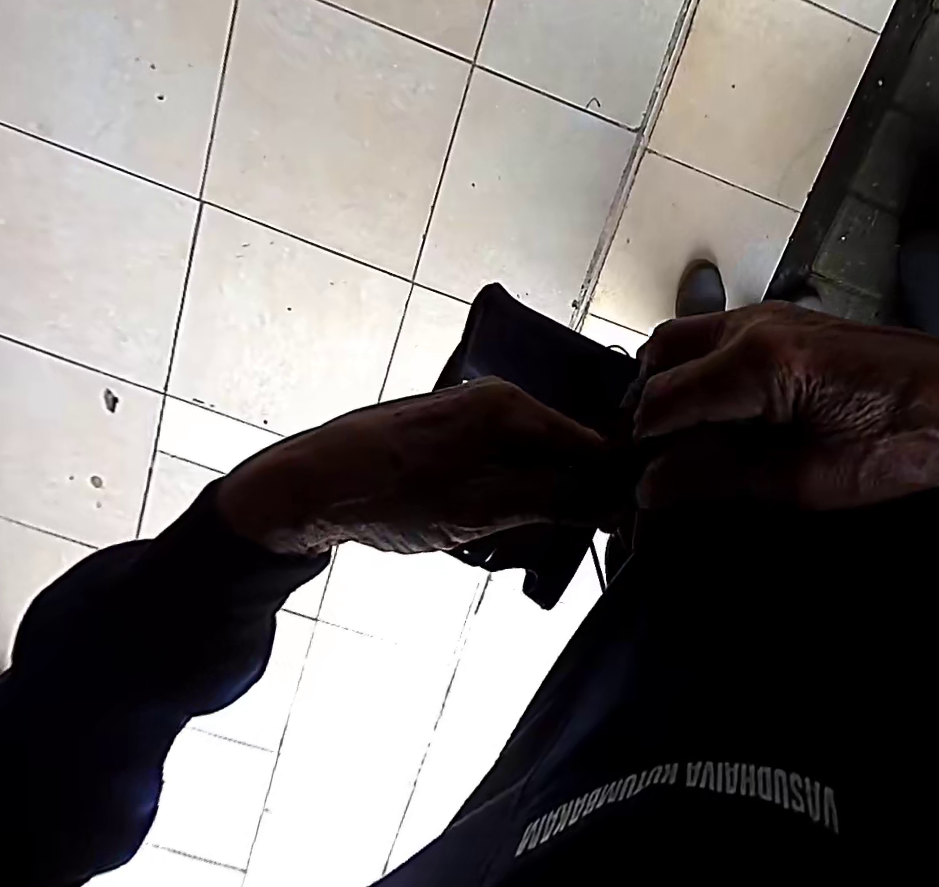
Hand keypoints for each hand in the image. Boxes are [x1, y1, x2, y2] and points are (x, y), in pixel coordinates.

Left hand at [217, 378, 622, 555]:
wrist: (310, 485)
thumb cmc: (393, 495)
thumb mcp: (481, 509)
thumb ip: (553, 500)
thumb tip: (614, 502)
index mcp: (510, 406)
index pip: (590, 441)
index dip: (613, 486)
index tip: (627, 526)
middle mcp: (496, 399)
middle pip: (564, 447)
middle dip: (578, 495)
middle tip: (580, 539)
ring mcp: (472, 413)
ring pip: (533, 456)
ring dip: (543, 497)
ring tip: (536, 536)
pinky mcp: (454, 431)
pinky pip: (504, 458)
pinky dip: (514, 490)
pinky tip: (504, 520)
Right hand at [631, 303, 938, 509]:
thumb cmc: (907, 445)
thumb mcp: (807, 483)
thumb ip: (718, 478)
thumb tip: (651, 487)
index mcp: (760, 365)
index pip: (662, 400)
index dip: (641, 444)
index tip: (638, 480)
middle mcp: (753, 325)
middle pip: (658, 356)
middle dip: (645, 407)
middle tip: (655, 456)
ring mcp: (767, 314)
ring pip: (680, 338)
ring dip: (668, 382)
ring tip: (683, 434)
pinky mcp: (782, 318)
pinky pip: (711, 335)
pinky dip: (696, 369)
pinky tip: (717, 408)